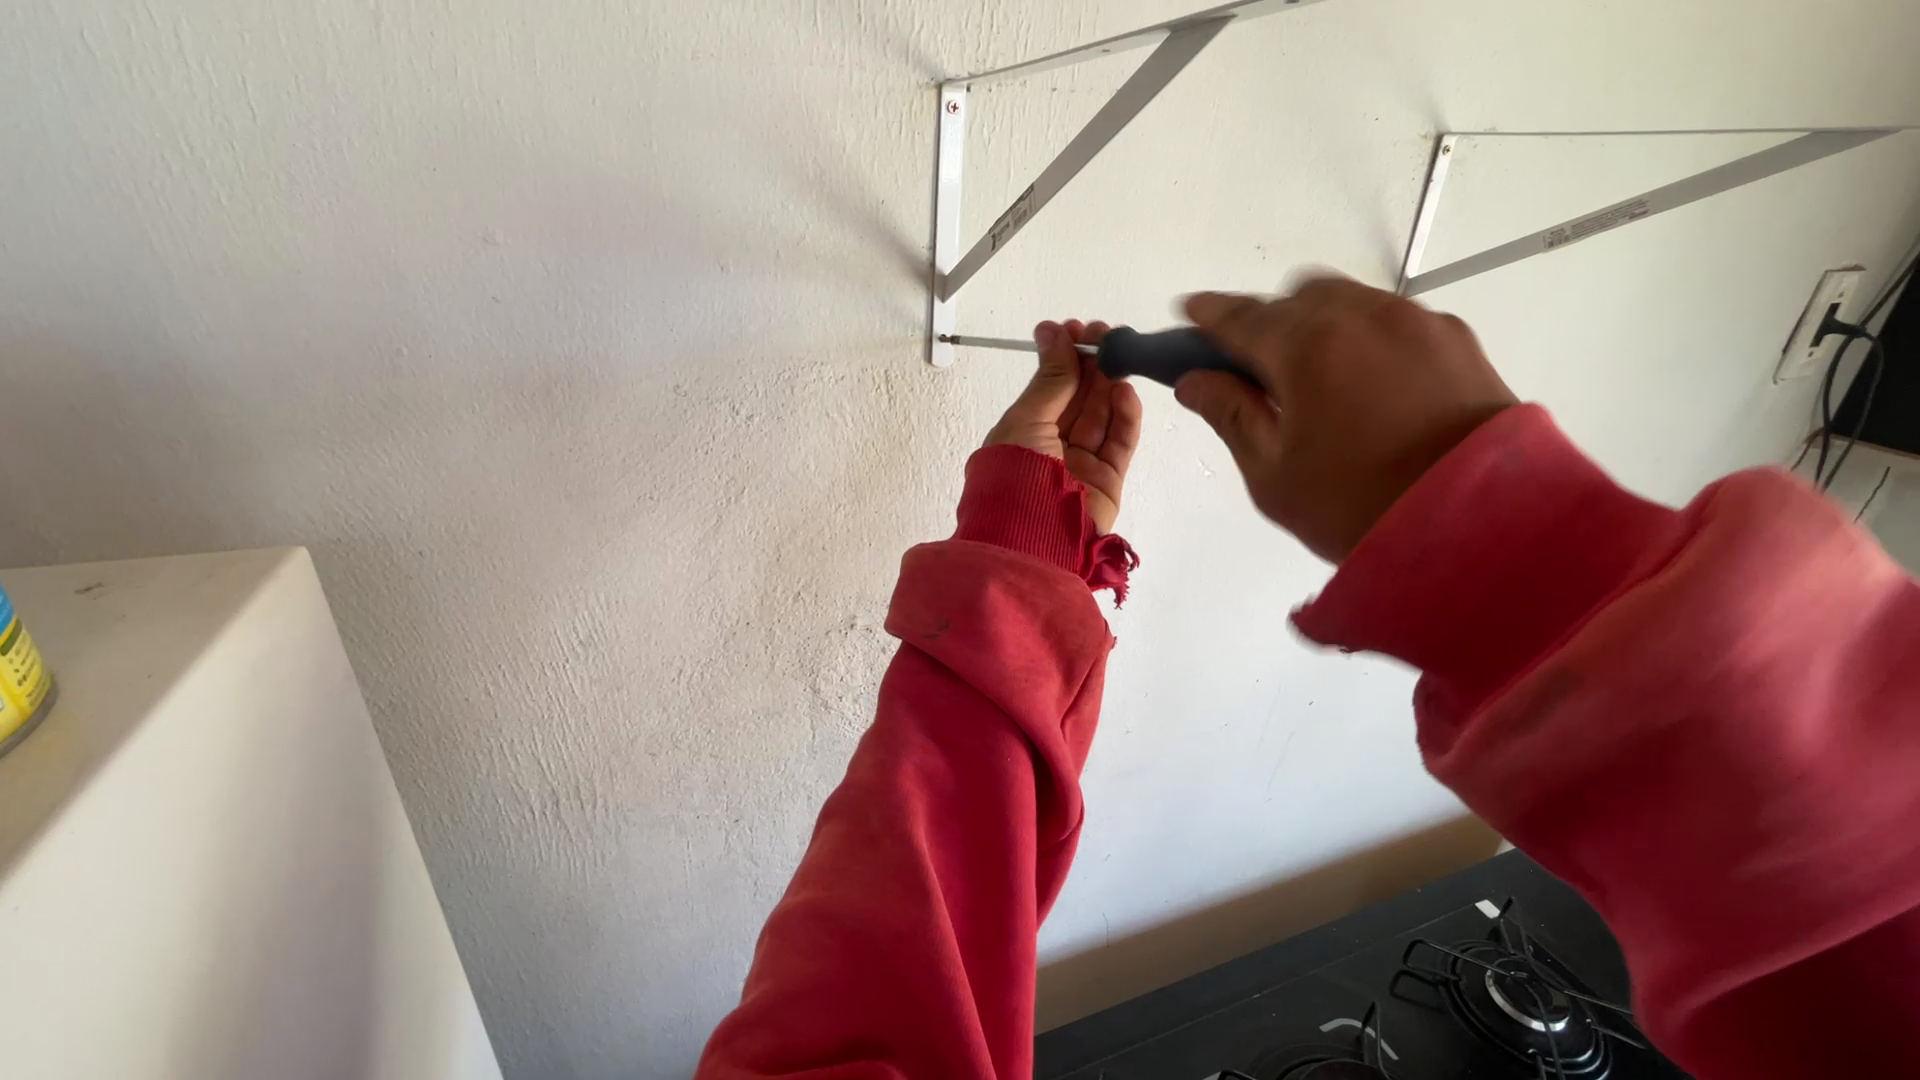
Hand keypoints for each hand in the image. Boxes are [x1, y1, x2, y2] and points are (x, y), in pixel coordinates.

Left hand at [984, 320, 1143, 534]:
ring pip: (1101, 417)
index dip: (1064, 359)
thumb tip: (1053, 334)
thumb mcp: (1026, 419)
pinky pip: (1120, 443)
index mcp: (1023, 434)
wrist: (1031, 537)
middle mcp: (1052, 448)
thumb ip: (1050, 379)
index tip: (1074, 329)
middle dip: (1090, 365)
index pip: (1050, 390)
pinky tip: (1125, 389)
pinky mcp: (1108, 482)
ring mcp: (1081, 465)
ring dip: (1109, 383)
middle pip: (1079, 399)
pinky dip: (1126, 416)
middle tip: (1102, 333)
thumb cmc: (1014, 474)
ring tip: (1118, 352)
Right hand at [1174, 275, 1516, 561]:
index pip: (1241, 316)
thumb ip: (1229, 414)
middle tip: (1255, 366)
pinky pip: (1393, 320)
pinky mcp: (1456, 340)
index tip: (1190, 313)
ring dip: (1319, 324)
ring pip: (1350, 301)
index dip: (1209, 314)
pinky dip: (1364, 337)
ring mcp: (1416, 322)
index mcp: (1306, 346)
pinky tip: (1367, 385)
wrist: (1479, 523)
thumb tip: (1194, 381)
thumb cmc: (1355, 504)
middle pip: (1298, 295)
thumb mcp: (1271, 472)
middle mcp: (1362, 316)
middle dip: (1269, 319)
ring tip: (1314, 377)